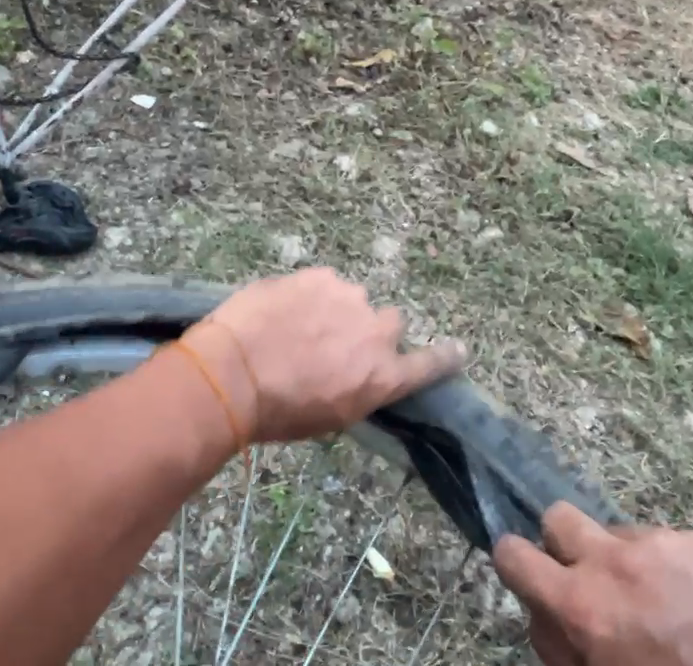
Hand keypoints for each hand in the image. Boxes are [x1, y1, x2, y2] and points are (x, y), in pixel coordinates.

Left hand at [182, 268, 466, 442]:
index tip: (459, 350)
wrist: (233, 373)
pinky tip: (283, 308)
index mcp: (384, 376)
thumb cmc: (278, 412)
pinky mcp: (319, 275)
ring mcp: (349, 298)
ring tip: (300, 324)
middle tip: (335, 342)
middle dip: (369, 329)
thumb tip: (358, 372)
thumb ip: (358, 387)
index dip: (446, 356)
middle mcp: (377, 333)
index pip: (431, 363)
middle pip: (391, 322)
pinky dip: (310, 293)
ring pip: (354, 298)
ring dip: (337, 308)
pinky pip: (323, 282)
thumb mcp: (330, 416)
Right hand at [493, 503, 692, 665]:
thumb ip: (556, 642)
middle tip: (587, 580)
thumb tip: (542, 607)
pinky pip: (663, 540)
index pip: (513, 553)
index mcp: (582, 604)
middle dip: (563, 545)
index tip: (525, 574)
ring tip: (654, 600)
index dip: (513, 563)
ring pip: (615, 530)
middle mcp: (614, 562)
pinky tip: (689, 600)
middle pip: (559, 517)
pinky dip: (666, 565)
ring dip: (621, 559)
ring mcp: (661, 544)